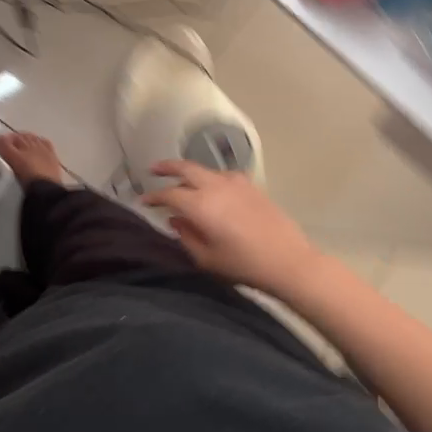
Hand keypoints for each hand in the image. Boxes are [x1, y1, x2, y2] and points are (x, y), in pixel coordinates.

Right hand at [142, 160, 322, 294]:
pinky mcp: (252, 187)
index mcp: (200, 205)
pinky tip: (213, 189)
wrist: (288, 261)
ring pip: (206, 170)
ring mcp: (236, 184)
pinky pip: (224, 176)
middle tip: (153, 170)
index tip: (143, 201)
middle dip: (167, 167)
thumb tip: (175, 220)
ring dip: (190, 173)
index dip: (153, 197)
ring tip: (182, 182)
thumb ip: (186, 236)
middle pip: (186, 168)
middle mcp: (216, 187)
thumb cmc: (242, 264)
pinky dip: (211, 178)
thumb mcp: (206, 258)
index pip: (169, 194)